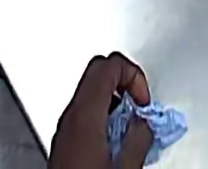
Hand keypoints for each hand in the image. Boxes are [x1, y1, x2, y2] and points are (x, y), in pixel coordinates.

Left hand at [48, 53, 153, 168]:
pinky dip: (103, 115)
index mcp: (85, 115)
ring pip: (90, 90)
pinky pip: (84, 112)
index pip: (109, 65)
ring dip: (114, 100)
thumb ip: (138, 139)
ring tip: (131, 127)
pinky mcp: (63, 143)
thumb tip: (144, 123)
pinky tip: (115, 142)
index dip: (133, 75)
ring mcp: (64, 129)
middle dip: (124, 81)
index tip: (144, 101)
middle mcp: (71, 116)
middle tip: (139, 106)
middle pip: (98, 70)